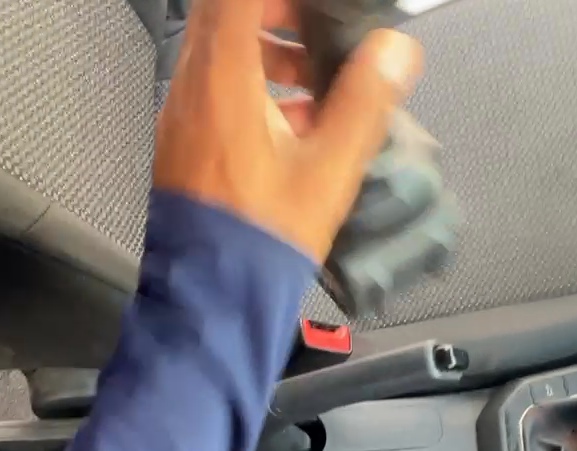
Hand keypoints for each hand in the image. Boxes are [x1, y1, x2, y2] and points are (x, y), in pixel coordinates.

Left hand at [153, 0, 423, 261]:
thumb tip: (394, 54)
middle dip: (279, 12)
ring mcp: (181, 116)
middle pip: (230, 14)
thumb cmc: (261, 240)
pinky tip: (292, 126)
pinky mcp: (183, 145)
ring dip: (267, 51)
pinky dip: (252, 88)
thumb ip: (364, 104)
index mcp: (224, 79)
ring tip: (312, 81)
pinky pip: (214, 92)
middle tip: (317, 28)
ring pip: (221, 52)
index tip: (312, 8)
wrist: (215, 296)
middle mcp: (192, 88)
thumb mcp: (329, 170)